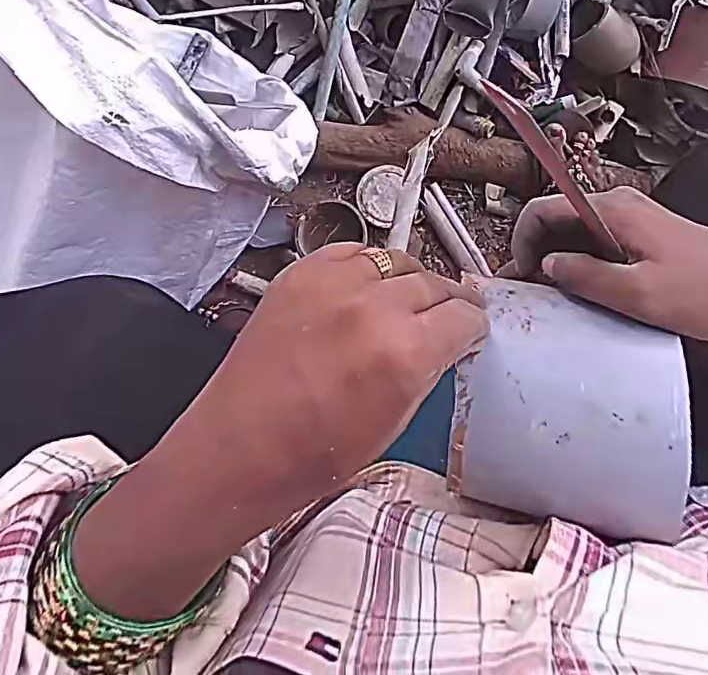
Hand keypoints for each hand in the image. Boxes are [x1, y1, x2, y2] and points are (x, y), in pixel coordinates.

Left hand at [74, 244, 485, 618]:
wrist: (235, 450)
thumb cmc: (311, 454)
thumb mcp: (394, 420)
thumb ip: (428, 367)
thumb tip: (448, 337)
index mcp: (406, 352)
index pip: (465, 316)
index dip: (472, 327)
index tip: (469, 329)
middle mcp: (375, 307)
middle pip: (436, 283)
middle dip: (445, 304)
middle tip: (442, 317)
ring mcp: (335, 283)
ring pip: (400, 260)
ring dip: (409, 282)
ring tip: (403, 302)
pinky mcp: (304, 272)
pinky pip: (357, 253)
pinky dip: (368, 270)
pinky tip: (365, 291)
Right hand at [508, 188, 707, 342]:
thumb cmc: (705, 295)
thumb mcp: (639, 295)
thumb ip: (585, 276)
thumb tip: (547, 266)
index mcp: (615, 209)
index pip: (544, 208)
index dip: (523, 241)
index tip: (521, 276)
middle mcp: (620, 204)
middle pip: (557, 218)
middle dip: (537, 252)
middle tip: (531, 292)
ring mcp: (632, 217)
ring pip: (575, 232)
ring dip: (558, 260)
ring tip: (554, 297)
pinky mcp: (642, 234)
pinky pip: (597, 242)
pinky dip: (581, 262)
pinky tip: (583, 290)